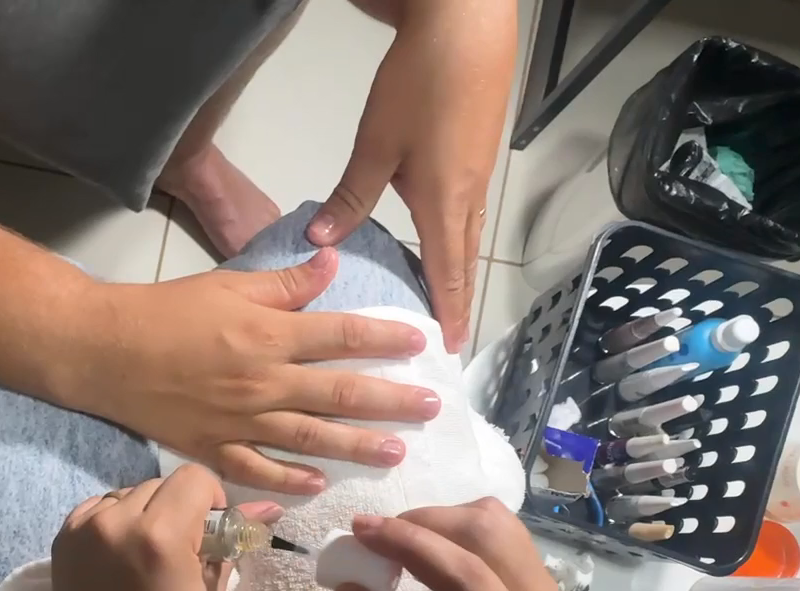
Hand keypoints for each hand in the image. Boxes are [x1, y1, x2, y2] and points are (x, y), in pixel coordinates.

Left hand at [44, 466, 279, 590]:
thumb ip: (230, 541)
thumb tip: (266, 507)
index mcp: (161, 535)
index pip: (194, 478)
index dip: (210, 499)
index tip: (208, 530)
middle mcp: (118, 520)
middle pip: (162, 483)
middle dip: (179, 508)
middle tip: (181, 548)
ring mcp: (85, 526)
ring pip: (130, 493)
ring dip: (146, 512)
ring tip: (146, 553)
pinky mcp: (64, 534)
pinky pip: (101, 506)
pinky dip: (116, 521)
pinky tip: (120, 554)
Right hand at [79, 250, 440, 495]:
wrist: (107, 351)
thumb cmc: (165, 311)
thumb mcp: (226, 284)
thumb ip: (284, 283)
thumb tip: (332, 266)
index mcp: (268, 335)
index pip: (341, 335)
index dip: (384, 338)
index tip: (420, 343)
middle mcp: (264, 383)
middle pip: (340, 394)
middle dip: (391, 401)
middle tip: (431, 408)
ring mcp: (240, 423)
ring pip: (311, 438)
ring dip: (357, 445)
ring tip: (396, 451)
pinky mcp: (214, 450)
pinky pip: (258, 471)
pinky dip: (289, 481)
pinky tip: (320, 485)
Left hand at [308, 0, 516, 350]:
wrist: (467, 19)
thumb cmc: (421, 84)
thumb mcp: (376, 146)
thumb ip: (350, 197)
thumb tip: (320, 241)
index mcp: (443, 204)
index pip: (447, 275)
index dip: (448, 314)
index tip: (450, 349)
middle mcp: (468, 197)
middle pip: (464, 262)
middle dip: (459, 302)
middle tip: (453, 337)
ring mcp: (478, 173)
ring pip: (468, 237)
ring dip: (459, 274)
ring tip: (448, 303)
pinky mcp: (479, 152)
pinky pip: (469, 213)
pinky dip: (458, 241)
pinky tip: (444, 243)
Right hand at [334, 498, 574, 590]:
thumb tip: (348, 586)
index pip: (468, 578)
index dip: (412, 543)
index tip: (360, 530)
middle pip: (488, 534)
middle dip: (422, 522)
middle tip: (373, 540)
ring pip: (497, 523)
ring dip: (439, 519)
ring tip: (400, 545)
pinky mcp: (545, 580)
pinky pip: (500, 531)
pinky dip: (454, 527)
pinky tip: (429, 551)